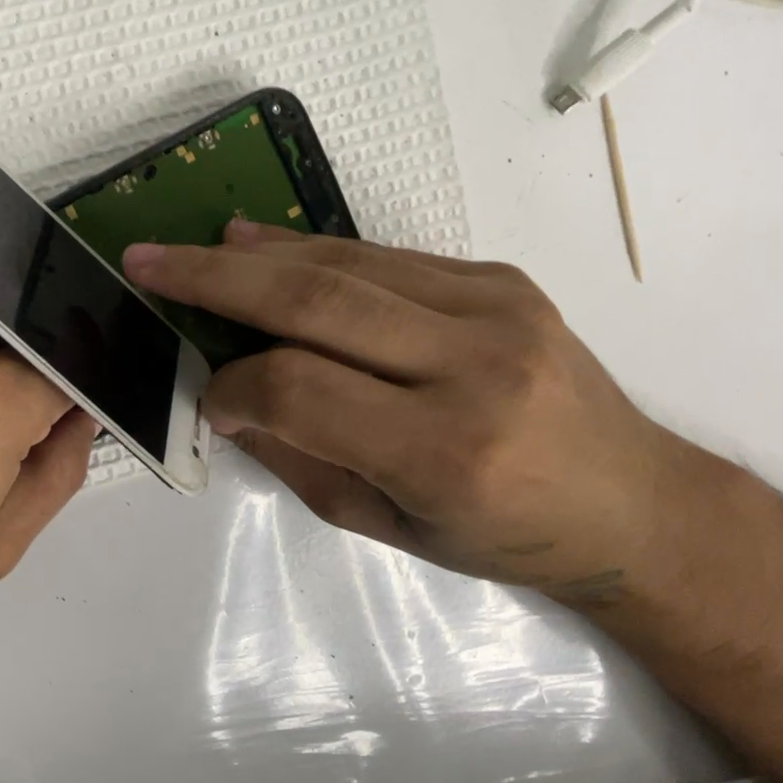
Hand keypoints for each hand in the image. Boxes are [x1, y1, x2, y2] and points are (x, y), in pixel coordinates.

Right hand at [123, 221, 690, 605]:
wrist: (635, 501)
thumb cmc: (504, 536)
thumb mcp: (386, 525)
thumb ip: (298, 458)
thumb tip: (228, 403)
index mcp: (446, 452)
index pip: (300, 391)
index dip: (233, 388)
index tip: (206, 398)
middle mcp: (475, 368)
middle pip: (315, 304)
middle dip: (215, 280)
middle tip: (147, 262)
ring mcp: (496, 312)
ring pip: (345, 266)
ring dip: (257, 255)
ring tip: (195, 250)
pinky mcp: (501, 281)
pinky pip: (383, 259)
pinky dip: (313, 251)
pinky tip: (265, 245)